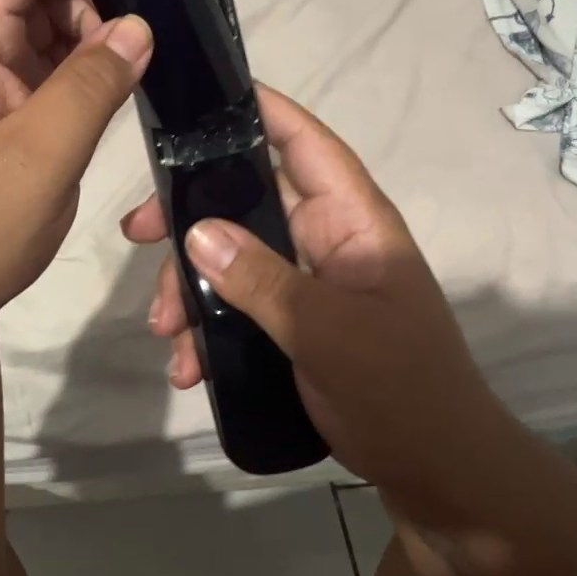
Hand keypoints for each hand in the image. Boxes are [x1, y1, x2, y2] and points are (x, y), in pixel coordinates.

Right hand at [122, 86, 514, 492]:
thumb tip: (195, 229)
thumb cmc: (402, 390)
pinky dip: (205, 328)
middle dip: (190, 219)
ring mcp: (306, 281)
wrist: (438, 475)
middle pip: (246, 201)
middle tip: (138, 234)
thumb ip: (262, 279)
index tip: (201, 100)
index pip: (306, 144)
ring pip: (230, 257)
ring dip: (190, 288)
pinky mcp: (291, 321)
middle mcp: (324, 240)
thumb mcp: (330, 333)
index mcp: (352, 221)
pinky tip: (187, 365)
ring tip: (165, 330)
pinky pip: (235, 305)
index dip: (262, 112)